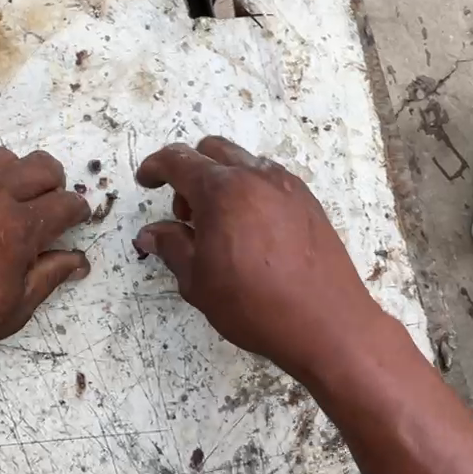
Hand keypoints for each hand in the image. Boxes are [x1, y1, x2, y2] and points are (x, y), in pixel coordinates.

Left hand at [0, 147, 90, 384]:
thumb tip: (78, 259)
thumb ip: (49, 277)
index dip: (77, 214)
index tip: (73, 221)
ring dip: (17, 178)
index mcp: (17, 229)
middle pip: (43, 167)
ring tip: (6, 206)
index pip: (66, 204)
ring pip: (3, 159)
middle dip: (54, 186)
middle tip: (45, 210)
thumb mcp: (11, 312)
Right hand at [132, 137, 402, 381]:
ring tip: (220, 228)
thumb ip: (171, 247)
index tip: (146, 180)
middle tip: (185, 215)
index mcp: (222, 190)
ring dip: (222, 181)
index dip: (156, 166)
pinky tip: (251, 231)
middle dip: (190, 172)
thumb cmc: (254, 305)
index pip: (179, 160)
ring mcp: (287, 186)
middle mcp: (255, 176)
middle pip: (212, 151)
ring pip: (243, 163)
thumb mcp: (198, 281)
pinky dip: (250, 190)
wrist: (326, 322)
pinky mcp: (308, 201)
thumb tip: (150, 233)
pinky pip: (269, 179)